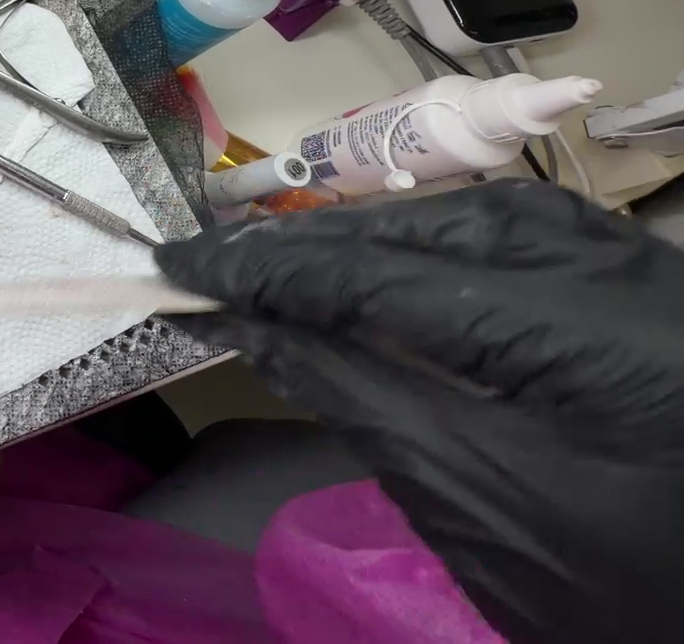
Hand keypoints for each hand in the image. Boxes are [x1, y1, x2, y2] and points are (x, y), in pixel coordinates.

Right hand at [154, 180, 683, 643]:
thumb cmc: (626, 591)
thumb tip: (229, 318)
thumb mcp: (462, 493)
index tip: (172, 267)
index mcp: (598, 345)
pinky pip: (499, 232)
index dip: (258, 271)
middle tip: (205, 264)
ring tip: (265, 261)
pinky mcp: (635, 281)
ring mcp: (640, 271)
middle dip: (294, 248)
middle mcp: (628, 278)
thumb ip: (337, 385)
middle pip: (413, 229)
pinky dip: (408, 243)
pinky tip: (359, 259)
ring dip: (344, 240)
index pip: (375, 278)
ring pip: (452, 217)